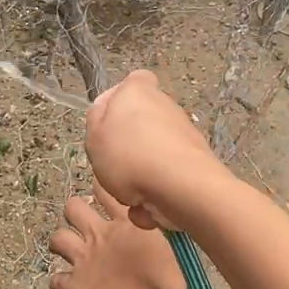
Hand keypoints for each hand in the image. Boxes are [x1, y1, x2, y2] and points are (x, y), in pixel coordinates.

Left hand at [47, 184, 185, 288]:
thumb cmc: (158, 288)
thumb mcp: (174, 267)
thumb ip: (163, 255)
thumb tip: (165, 259)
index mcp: (127, 225)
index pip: (108, 192)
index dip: (102, 186)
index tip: (103, 186)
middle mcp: (100, 235)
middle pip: (74, 207)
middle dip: (75, 210)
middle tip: (83, 220)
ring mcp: (82, 258)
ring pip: (58, 236)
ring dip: (60, 241)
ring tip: (65, 248)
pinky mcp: (70, 283)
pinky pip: (56, 279)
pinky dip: (59, 281)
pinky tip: (65, 285)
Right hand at [85, 70, 224, 232]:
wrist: (181, 186)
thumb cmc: (129, 155)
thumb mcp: (94, 137)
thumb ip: (95, 121)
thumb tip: (105, 113)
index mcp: (139, 90)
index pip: (134, 81)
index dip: (119, 99)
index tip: (108, 122)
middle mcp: (165, 105)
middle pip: (140, 122)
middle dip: (126, 146)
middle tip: (113, 165)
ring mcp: (183, 133)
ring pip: (151, 153)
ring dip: (139, 175)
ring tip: (130, 194)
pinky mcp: (194, 161)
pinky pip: (165, 176)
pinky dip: (155, 192)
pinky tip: (147, 207)